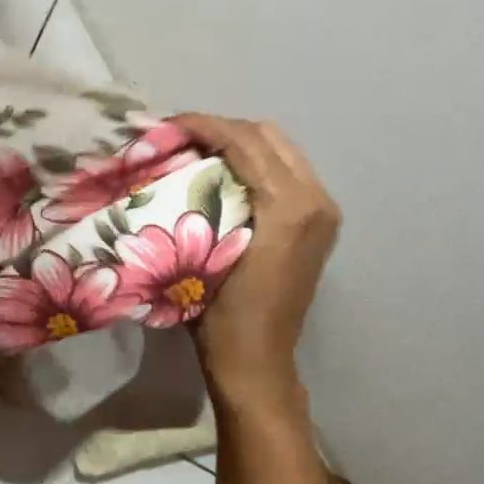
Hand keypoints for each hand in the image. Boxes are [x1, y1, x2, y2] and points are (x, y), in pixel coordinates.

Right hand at [172, 114, 340, 410]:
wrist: (255, 358)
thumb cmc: (220, 312)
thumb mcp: (207, 250)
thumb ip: (205, 198)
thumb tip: (178, 160)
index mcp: (291, 206)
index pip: (245, 142)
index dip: (203, 125)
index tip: (163, 125)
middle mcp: (316, 199)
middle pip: (266, 136)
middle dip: (219, 128)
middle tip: (174, 137)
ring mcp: (321, 211)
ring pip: (277, 149)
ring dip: (234, 143)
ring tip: (191, 151)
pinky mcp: (315, 223)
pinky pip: (282, 171)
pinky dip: (249, 162)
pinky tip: (216, 176)